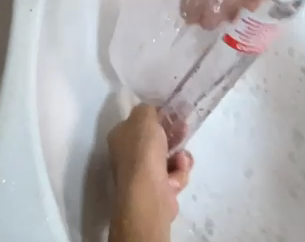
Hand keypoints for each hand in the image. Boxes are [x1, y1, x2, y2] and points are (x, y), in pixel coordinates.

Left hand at [108, 105, 193, 240]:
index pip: (138, 121)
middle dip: (173, 134)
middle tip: (184, 129)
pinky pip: (174, 175)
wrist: (149, 194)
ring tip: (181, 158)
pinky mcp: (159, 190)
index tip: (172, 113)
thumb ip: (148, 109)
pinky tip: (177, 175)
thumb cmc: (143, 151)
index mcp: (120, 136)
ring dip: (180, 156)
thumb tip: (152, 111)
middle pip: (155, 139)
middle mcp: (129, 155)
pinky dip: (179, 174)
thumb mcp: (144, 117)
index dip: (156, 116)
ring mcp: (143, 174)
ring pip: (169, 157)